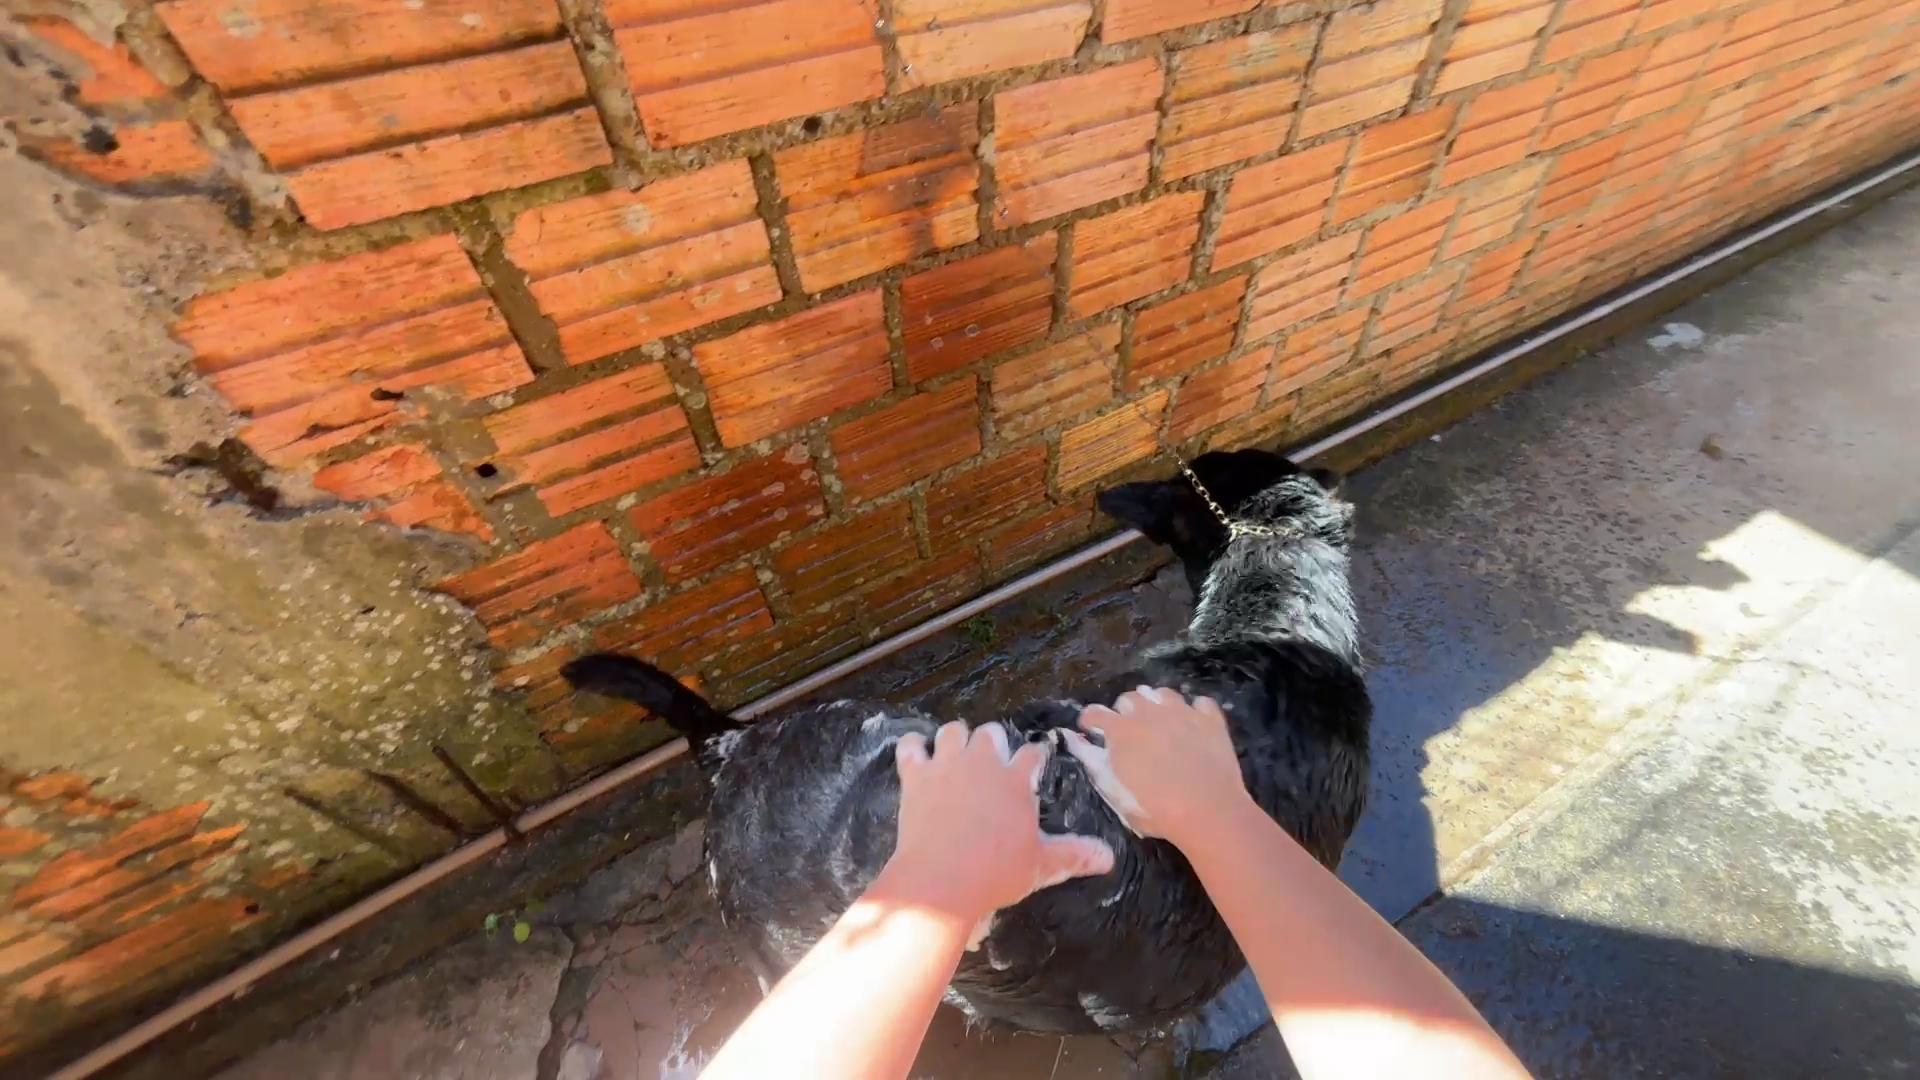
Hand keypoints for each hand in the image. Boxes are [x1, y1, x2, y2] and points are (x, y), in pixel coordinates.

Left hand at [881, 721, 1113, 922]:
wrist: (943, 879)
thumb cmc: (996, 872)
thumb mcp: (1040, 865)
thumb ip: (1073, 854)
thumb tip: (1109, 857)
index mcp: (1016, 780)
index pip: (1032, 754)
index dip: (1033, 757)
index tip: (1033, 762)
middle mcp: (983, 762)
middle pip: (990, 733)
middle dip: (992, 743)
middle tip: (990, 761)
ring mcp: (947, 764)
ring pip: (952, 731)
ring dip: (955, 740)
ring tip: (955, 755)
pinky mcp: (917, 774)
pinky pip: (911, 745)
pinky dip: (913, 747)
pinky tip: (916, 755)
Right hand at [1063, 687, 1250, 846]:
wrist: (1210, 812)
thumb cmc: (1158, 810)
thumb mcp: (1117, 794)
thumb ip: (1095, 764)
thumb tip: (1078, 742)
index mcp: (1122, 731)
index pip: (1096, 713)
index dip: (1090, 720)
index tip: (1091, 729)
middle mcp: (1149, 713)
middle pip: (1129, 698)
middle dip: (1124, 711)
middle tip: (1129, 731)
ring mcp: (1182, 712)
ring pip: (1163, 694)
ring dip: (1156, 704)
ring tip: (1160, 721)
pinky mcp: (1210, 719)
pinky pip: (1200, 703)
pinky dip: (1194, 711)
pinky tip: (1193, 724)